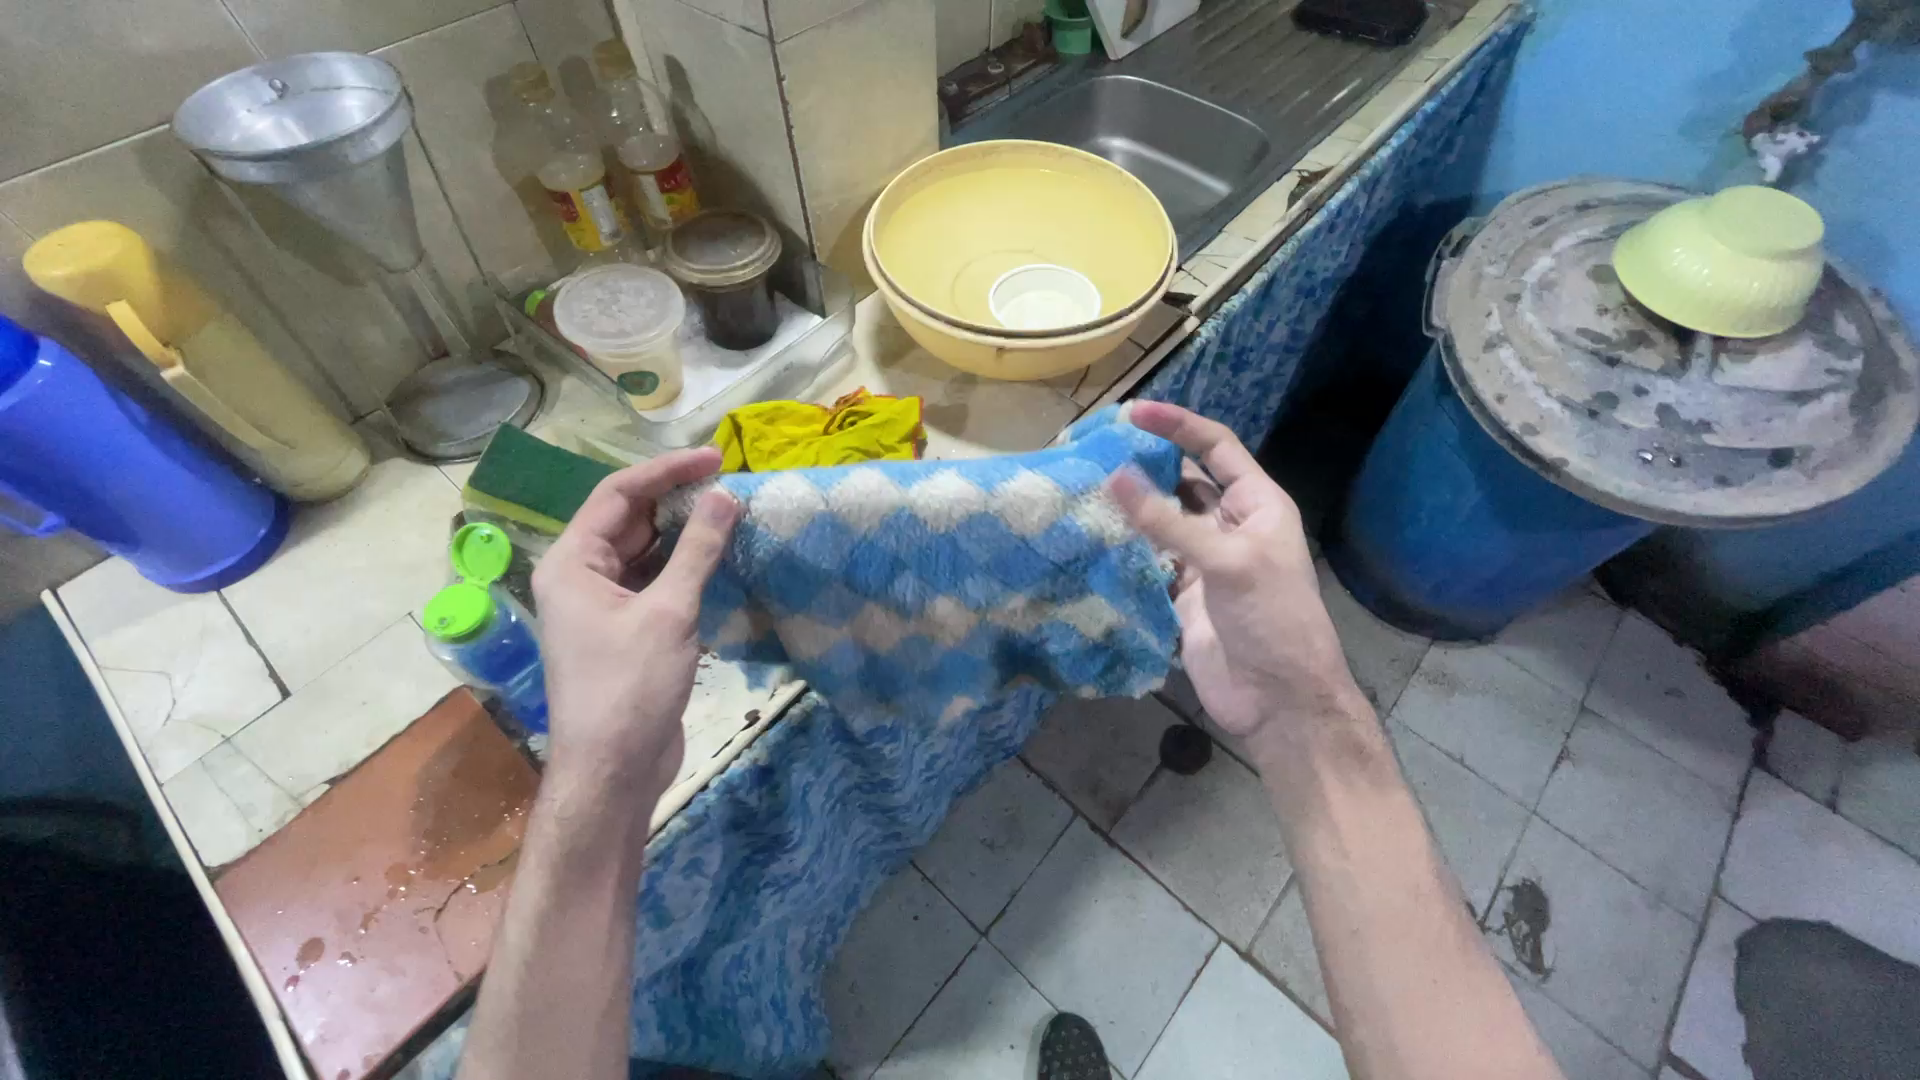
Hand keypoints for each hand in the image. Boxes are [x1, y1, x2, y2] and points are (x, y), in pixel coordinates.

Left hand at [530, 447, 738, 805]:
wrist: (615, 769)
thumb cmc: (630, 686)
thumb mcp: (669, 612)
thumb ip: (698, 550)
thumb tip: (725, 496)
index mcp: (572, 563)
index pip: (618, 494)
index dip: (667, 471)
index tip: (716, 458)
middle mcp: (581, 576)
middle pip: (631, 519)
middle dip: (677, 499)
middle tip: (729, 485)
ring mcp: (604, 604)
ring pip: (647, 551)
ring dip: (686, 533)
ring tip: (731, 514)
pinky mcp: (629, 629)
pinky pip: (657, 581)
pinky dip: (687, 566)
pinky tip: (721, 558)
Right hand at [1109, 402, 1368, 751]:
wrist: (1278, 699)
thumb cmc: (1271, 619)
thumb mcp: (1226, 561)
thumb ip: (1167, 521)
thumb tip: (1115, 475)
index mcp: (1257, 505)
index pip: (1216, 448)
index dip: (1178, 426)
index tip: (1134, 413)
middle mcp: (1229, 526)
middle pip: (1183, 482)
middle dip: (1146, 464)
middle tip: (1096, 450)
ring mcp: (1203, 562)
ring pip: (1161, 522)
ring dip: (1131, 508)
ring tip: (1085, 489)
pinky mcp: (1180, 595)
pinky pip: (1148, 561)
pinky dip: (1124, 550)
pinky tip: (1094, 539)